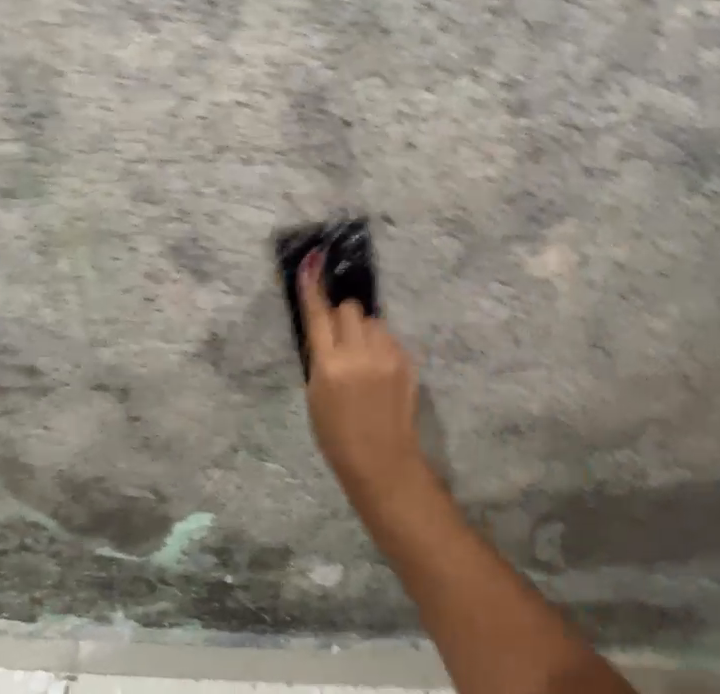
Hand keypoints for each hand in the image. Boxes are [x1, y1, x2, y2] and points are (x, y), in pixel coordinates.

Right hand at [300, 250, 429, 506]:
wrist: (382, 460)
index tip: (312, 258)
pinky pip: (389, 337)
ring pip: (372, 320)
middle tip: (341, 341)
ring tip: (363, 359)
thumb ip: (320, 357)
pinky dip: (380, 345)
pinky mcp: (406, 361)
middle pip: (349, 308)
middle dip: (341, 318)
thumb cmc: (336, 434)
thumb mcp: (315, 395)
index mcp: (329, 365)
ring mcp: (387, 356)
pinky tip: (380, 371)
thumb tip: (324, 326)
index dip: (312, 285)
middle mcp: (359, 354)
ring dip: (363, 330)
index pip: (317, 314)